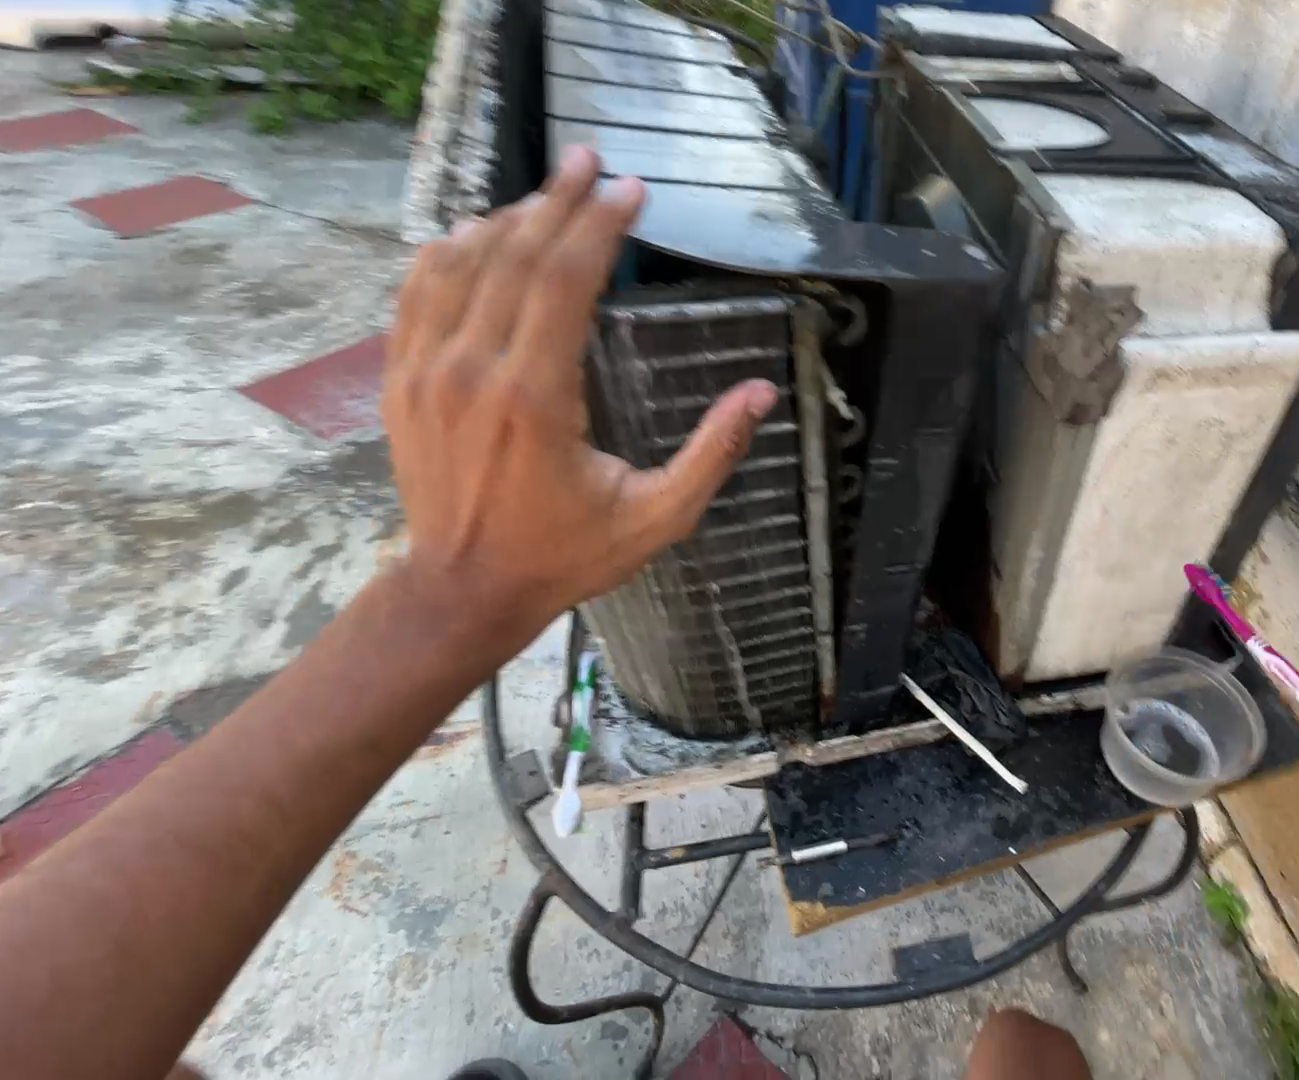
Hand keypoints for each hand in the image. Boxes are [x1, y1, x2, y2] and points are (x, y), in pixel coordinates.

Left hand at [383, 144, 778, 644]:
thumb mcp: (659, 517)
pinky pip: (419, 289)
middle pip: (515, 254)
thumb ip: (713, 453)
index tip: (631, 192)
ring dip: (510, 217)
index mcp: (537, 398)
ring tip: (550, 192)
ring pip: (462, 260)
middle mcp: (472, 369)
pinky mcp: (400, 378)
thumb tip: (760, 394)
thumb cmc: (569, 555)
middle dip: (559, 200)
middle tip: (594, 163)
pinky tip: (479, 234)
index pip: (565, 279)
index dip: (600, 226)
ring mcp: (424, 369)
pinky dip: (451, 249)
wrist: (464, 589)